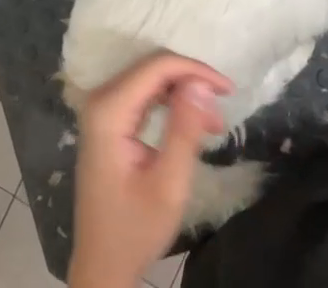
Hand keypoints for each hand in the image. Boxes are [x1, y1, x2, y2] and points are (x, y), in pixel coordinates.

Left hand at [68, 52, 231, 287]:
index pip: (156, 66)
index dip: (195, 70)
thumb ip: (184, 129)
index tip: (228, 90)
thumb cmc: (135, 228)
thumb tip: (199, 83)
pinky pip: (141, 95)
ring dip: (183, 93)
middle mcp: (99, 100)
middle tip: (221, 112)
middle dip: (191, 82)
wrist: (102, 262)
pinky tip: (190, 124)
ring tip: (213, 124)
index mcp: (108, 111)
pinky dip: (169, 102)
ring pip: (148, 79)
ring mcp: (100, 110)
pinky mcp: (105, 121)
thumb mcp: (169, 184)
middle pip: (151, 68)